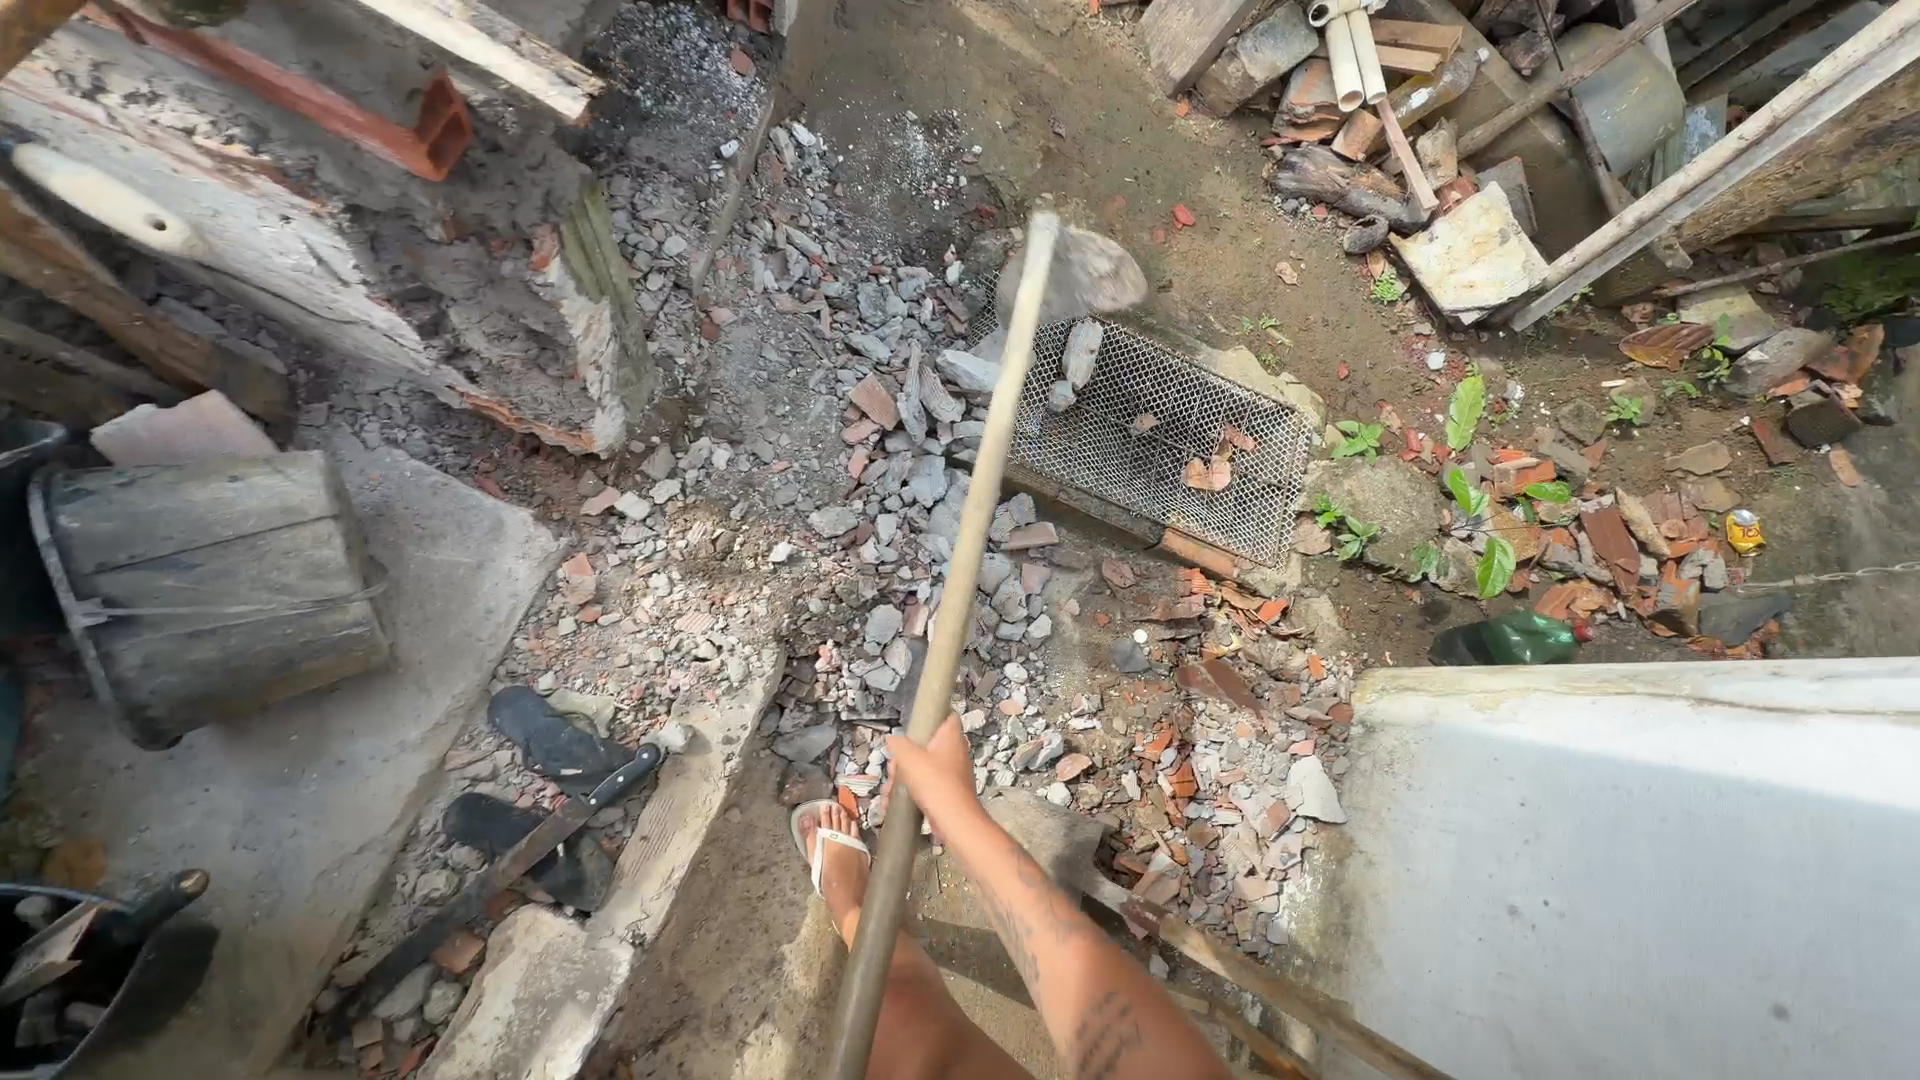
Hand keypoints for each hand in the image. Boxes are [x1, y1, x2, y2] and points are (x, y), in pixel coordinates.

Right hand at [885, 714, 983, 837]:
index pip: (947, 716)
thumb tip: (893, 738)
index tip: (913, 727)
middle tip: (894, 769)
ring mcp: (953, 773)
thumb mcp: (910, 758)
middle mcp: (955, 752)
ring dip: (903, 778)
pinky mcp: (948, 792)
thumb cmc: (935, 782)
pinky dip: (911, 793)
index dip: (931, 717)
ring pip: (923, 768)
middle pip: (926, 746)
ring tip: (889, 791)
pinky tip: (893, 804)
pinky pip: (926, 786)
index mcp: (951, 736)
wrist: (954, 821)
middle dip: (905, 758)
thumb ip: (899, 744)